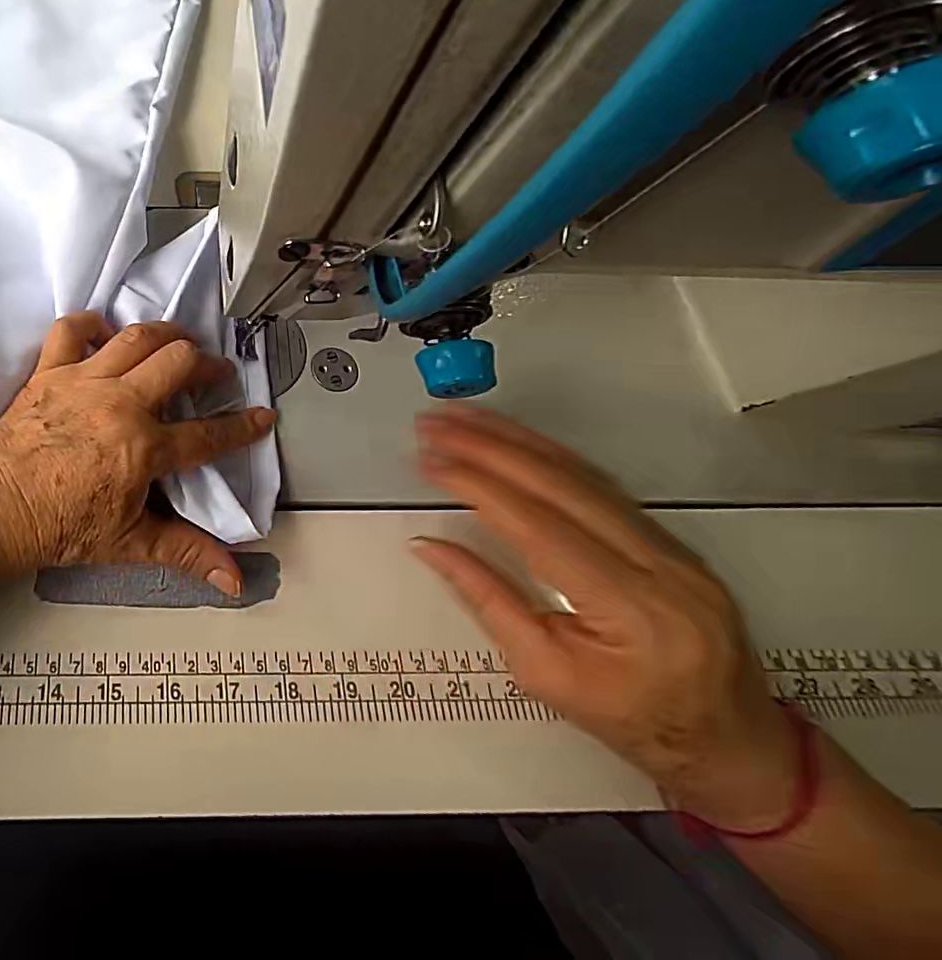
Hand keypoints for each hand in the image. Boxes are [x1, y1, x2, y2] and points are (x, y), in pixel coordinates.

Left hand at [0, 313, 275, 596]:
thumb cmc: (54, 526)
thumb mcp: (126, 543)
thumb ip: (184, 552)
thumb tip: (232, 580)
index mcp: (143, 448)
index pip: (208, 435)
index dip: (242, 427)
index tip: (260, 417)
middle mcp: (118, 405)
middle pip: (179, 364)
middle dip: (208, 365)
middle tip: (216, 373)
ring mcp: (82, 383)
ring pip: (137, 338)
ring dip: (166, 335)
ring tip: (179, 343)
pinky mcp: (48, 374)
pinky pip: (70, 331)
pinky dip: (90, 324)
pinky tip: (104, 333)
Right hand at [409, 407, 798, 830]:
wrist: (729, 741)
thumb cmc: (626, 716)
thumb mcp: (542, 671)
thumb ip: (487, 600)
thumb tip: (429, 545)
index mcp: (629, 607)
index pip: (539, 527)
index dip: (479, 487)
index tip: (428, 460)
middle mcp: (660, 565)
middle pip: (565, 487)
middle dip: (492, 448)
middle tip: (435, 423)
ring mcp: (673, 549)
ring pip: (587, 477)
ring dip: (519, 440)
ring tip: (464, 417)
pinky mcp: (670, 543)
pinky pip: (604, 488)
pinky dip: (551, 456)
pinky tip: (515, 440)